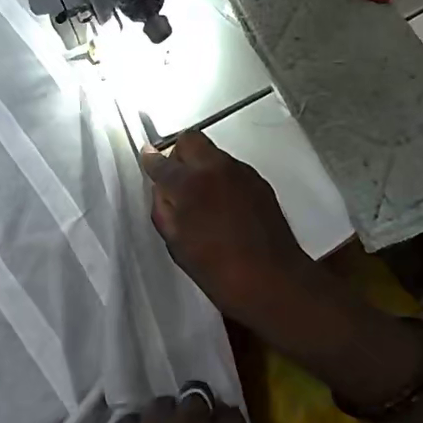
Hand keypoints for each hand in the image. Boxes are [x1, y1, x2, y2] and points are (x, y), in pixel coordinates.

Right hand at [139, 132, 326, 340]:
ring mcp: (240, 172)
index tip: (149, 162)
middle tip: (177, 179)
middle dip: (179, 154)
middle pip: (189, 140)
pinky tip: (226, 206)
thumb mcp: (176, 243)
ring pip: (213, 153)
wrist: (273, 282)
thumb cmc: (221, 270)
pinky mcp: (259, 182)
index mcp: (188, 184)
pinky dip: (224, 179)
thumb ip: (162, 208)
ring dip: (203, 167)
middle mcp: (214, 169)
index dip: (151, 161)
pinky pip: (233, 169)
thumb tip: (160, 190)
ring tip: (205, 199)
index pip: (160, 161)